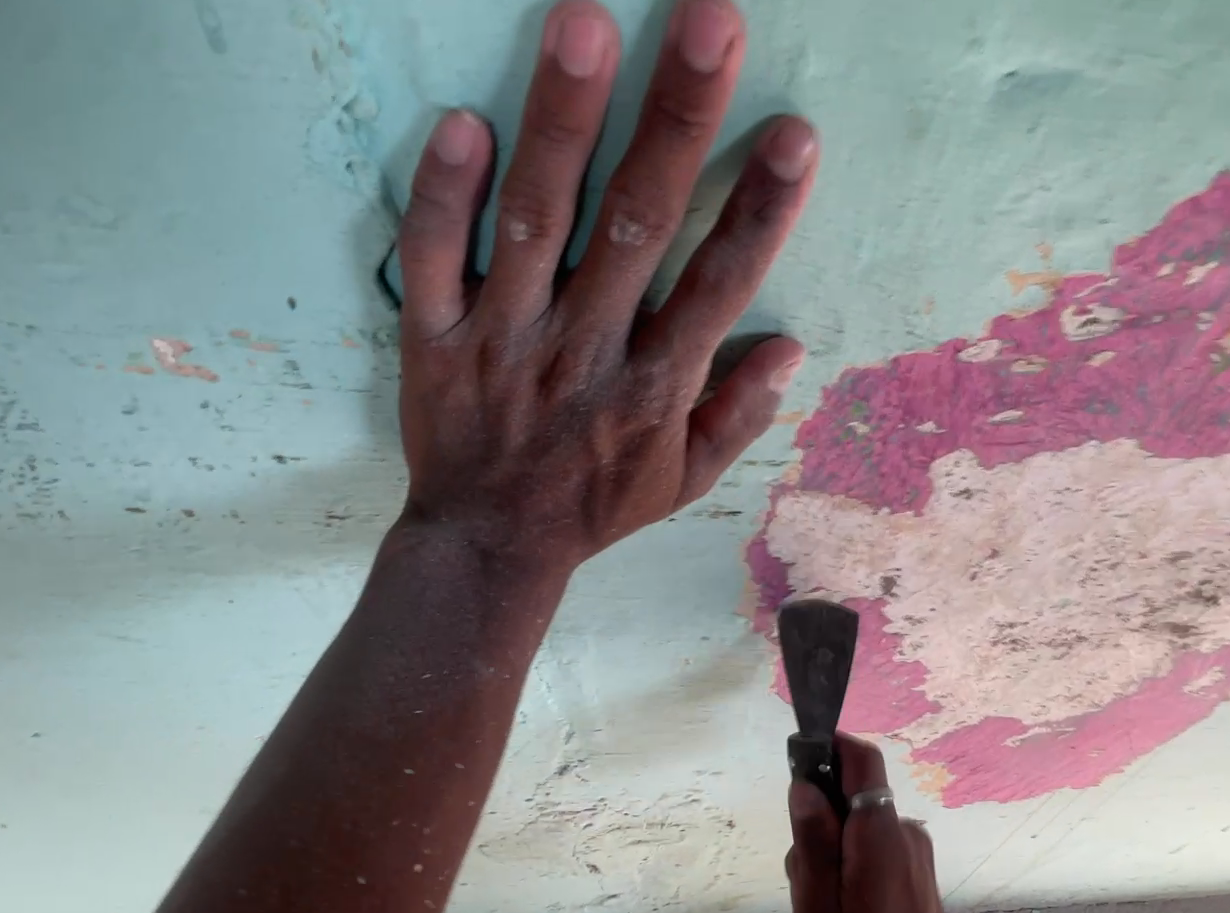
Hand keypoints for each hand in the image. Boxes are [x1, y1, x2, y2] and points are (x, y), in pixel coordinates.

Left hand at [394, 0, 816, 569]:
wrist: (490, 543)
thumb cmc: (595, 506)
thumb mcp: (683, 482)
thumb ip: (739, 417)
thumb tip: (788, 347)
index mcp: (654, 388)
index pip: (718, 286)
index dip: (760, 210)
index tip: (794, 134)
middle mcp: (585, 350)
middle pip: (638, 226)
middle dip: (677, 121)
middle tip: (707, 21)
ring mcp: (504, 340)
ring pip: (536, 222)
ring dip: (561, 123)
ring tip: (584, 24)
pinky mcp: (436, 340)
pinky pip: (434, 260)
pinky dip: (442, 195)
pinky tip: (462, 124)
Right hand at [786, 735, 1013, 912]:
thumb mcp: (817, 911)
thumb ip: (811, 842)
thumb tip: (803, 785)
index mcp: (879, 834)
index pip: (861, 758)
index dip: (828, 747)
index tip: (796, 769)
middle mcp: (905, 834)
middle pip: (853, 796)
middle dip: (820, 820)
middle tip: (805, 878)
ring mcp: (917, 856)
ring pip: (860, 828)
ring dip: (834, 850)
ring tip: (825, 910)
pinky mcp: (919, 877)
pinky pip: (876, 849)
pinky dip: (853, 866)